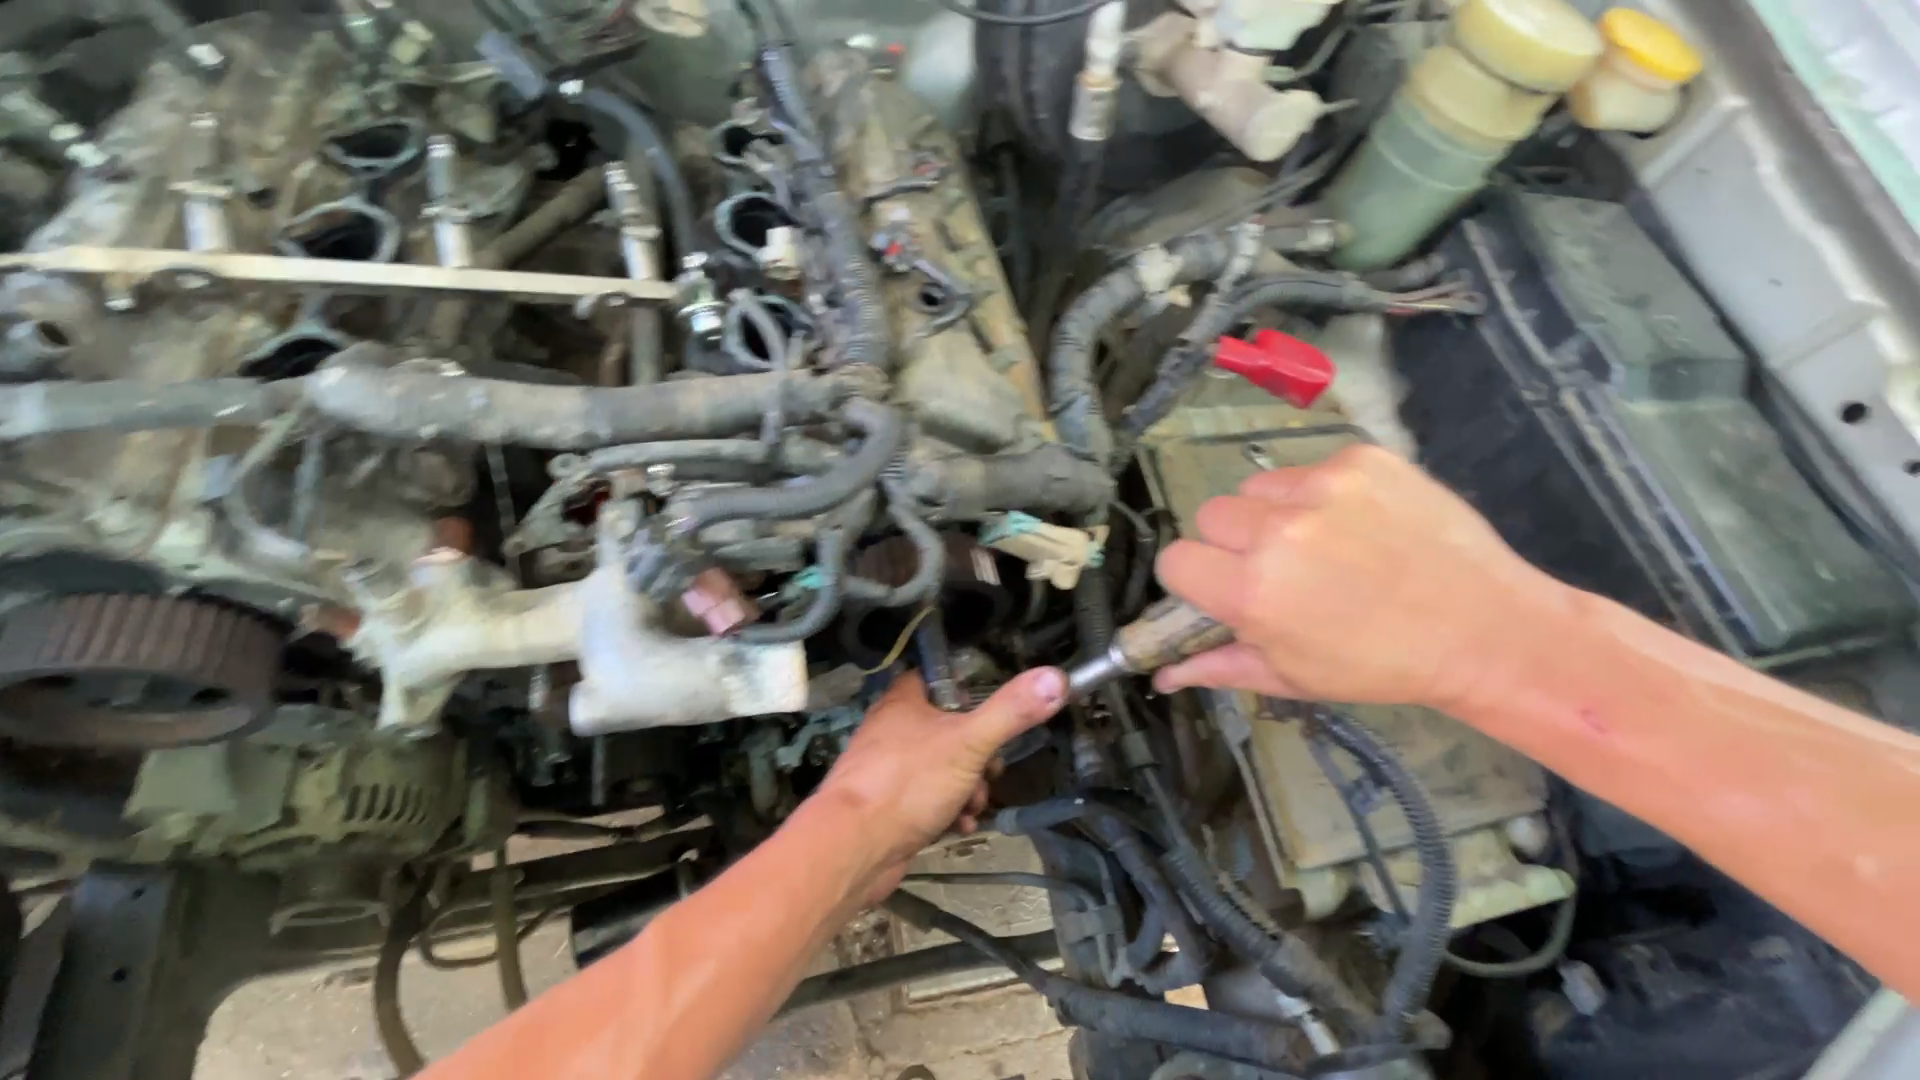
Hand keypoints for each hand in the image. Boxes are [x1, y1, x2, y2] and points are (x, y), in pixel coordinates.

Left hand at [809, 668, 1066, 900]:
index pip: (939, 680)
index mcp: (903, 701)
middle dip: (977, 755)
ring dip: (966, 787)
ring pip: (940, 768)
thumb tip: (1055, 678)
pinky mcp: (886, 806)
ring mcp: (886, 769)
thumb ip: (1011, 712)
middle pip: (947, 729)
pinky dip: (946, 812)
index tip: (993, 712)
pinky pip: (926, 800)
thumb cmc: (907, 783)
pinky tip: (958, 827)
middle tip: (989, 771)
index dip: (969, 692)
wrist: (853, 848)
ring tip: (973, 805)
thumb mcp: (969, 742)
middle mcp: (891, 730)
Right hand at [1153, 445, 1572, 712]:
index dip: (1196, 576)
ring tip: (1325, 543)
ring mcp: (1322, 487)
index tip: (1225, 586)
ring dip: (1274, 513)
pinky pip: (1309, 468)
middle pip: (1211, 515)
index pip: (1175, 559)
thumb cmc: (1380, 665)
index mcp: (1252, 591)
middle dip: (1233, 542)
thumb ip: (1217, 667)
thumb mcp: (1292, 677)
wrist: (1487, 630)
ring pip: (1257, 488)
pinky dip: (1323, 493)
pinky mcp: (1362, 459)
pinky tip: (1360, 523)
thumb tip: (1160, 675)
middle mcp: (1277, 531)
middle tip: (1279, 567)